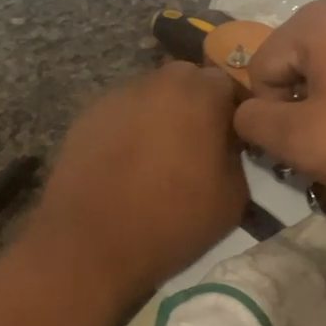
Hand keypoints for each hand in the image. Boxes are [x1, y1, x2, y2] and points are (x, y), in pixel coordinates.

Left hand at [26, 62, 247, 300]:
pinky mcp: (88, 114)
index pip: (229, 84)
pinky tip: (126, 163)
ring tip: (157, 157)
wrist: (91, 244)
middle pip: (188, 81)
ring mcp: (119, 95)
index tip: (230, 140)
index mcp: (201, 94)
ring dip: (161, 114)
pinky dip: (130, 128)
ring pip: (153, 94)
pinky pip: (122, 112)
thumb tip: (228, 144)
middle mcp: (160, 82)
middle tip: (196, 145)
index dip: (232, 112)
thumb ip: (237, 155)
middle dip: (196, 105)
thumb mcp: (233, 196)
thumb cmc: (172, 220)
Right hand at [233, 0, 325, 240]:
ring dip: (318, 100)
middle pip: (289, 61)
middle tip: (319, 137)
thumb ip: (251, 119)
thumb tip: (245, 112)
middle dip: (294, 101)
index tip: (302, 137)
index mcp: (317, 18)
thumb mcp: (294, 138)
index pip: (262, 67)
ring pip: (317, 67)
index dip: (272, 109)